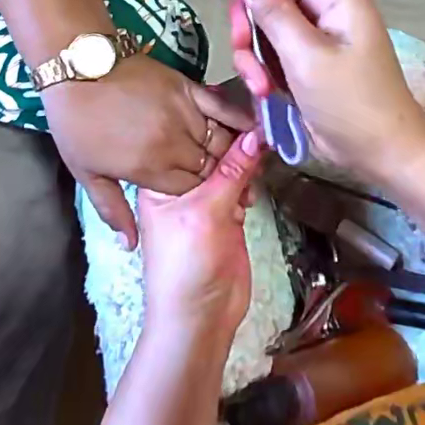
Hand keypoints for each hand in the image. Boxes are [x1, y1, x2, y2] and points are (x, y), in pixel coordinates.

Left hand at [45, 53, 252, 247]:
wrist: (78, 68)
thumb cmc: (77, 124)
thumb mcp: (86, 173)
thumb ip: (113, 211)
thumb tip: (130, 245)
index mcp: (150, 170)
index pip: (191, 192)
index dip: (207, 200)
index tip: (220, 203)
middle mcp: (173, 145)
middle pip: (211, 170)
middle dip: (227, 181)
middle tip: (242, 187)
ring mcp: (183, 115)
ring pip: (221, 141)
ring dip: (237, 154)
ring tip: (250, 162)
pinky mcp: (188, 89)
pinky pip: (221, 107)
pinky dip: (239, 119)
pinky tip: (253, 128)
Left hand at [136, 129, 263, 345]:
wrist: (199, 318)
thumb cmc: (187, 263)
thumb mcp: (207, 212)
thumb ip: (232, 171)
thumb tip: (257, 133)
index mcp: (159, 178)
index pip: (187, 137)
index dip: (216, 122)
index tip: (246, 106)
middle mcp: (179, 183)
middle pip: (209, 149)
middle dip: (235, 138)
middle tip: (264, 123)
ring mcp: (202, 198)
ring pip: (227, 165)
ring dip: (247, 159)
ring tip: (265, 147)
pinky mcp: (225, 212)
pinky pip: (239, 184)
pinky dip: (252, 178)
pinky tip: (262, 171)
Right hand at [227, 0, 424, 186]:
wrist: (381, 152)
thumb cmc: (351, 102)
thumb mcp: (307, 56)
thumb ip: (274, 12)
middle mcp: (324, 9)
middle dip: (249, 16)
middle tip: (241, 44)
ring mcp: (313, 36)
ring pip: (265, 22)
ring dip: (252, 49)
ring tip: (259, 82)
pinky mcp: (304, 60)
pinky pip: (271, 49)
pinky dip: (261, 66)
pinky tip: (266, 90)